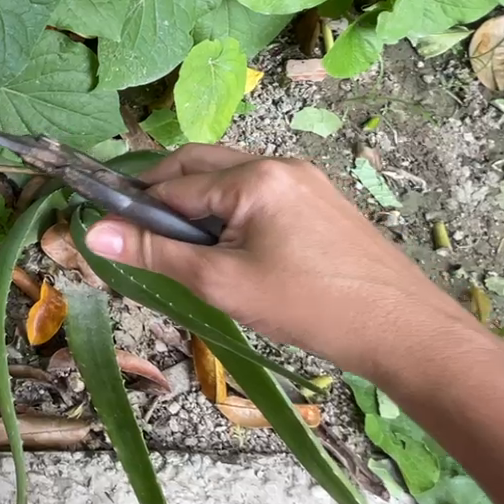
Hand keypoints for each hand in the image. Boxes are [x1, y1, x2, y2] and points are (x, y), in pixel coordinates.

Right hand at [83, 144, 472, 375]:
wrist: (414, 339)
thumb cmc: (309, 307)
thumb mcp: (219, 282)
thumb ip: (153, 251)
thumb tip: (90, 232)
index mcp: (253, 178)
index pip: (171, 186)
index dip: (140, 213)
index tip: (120, 239)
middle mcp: (278, 164)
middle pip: (196, 165)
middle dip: (163, 196)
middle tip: (150, 239)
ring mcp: (304, 180)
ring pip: (225, 177)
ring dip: (196, 203)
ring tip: (191, 249)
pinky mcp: (321, 200)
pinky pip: (255, 191)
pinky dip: (228, 209)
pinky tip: (232, 249)